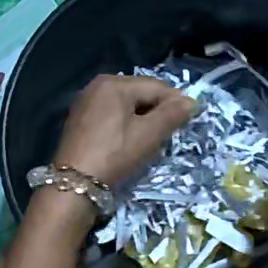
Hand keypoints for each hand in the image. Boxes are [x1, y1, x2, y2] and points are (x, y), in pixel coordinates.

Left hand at [53, 75, 196, 183]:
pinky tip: (130, 140)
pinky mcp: (80, 119)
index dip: (176, 102)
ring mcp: (86, 101)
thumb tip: (192, 101)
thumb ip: (172, 114)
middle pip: (140, 92)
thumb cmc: (115, 154)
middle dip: (158, 110)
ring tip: (151, 138)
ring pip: (126, 104)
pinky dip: (126, 122)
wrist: (75, 183)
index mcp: (115, 83)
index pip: (157, 86)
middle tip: (169, 133)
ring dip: (143, 117)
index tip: (188, 121)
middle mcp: (98, 85)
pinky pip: (112, 113)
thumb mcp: (148, 135)